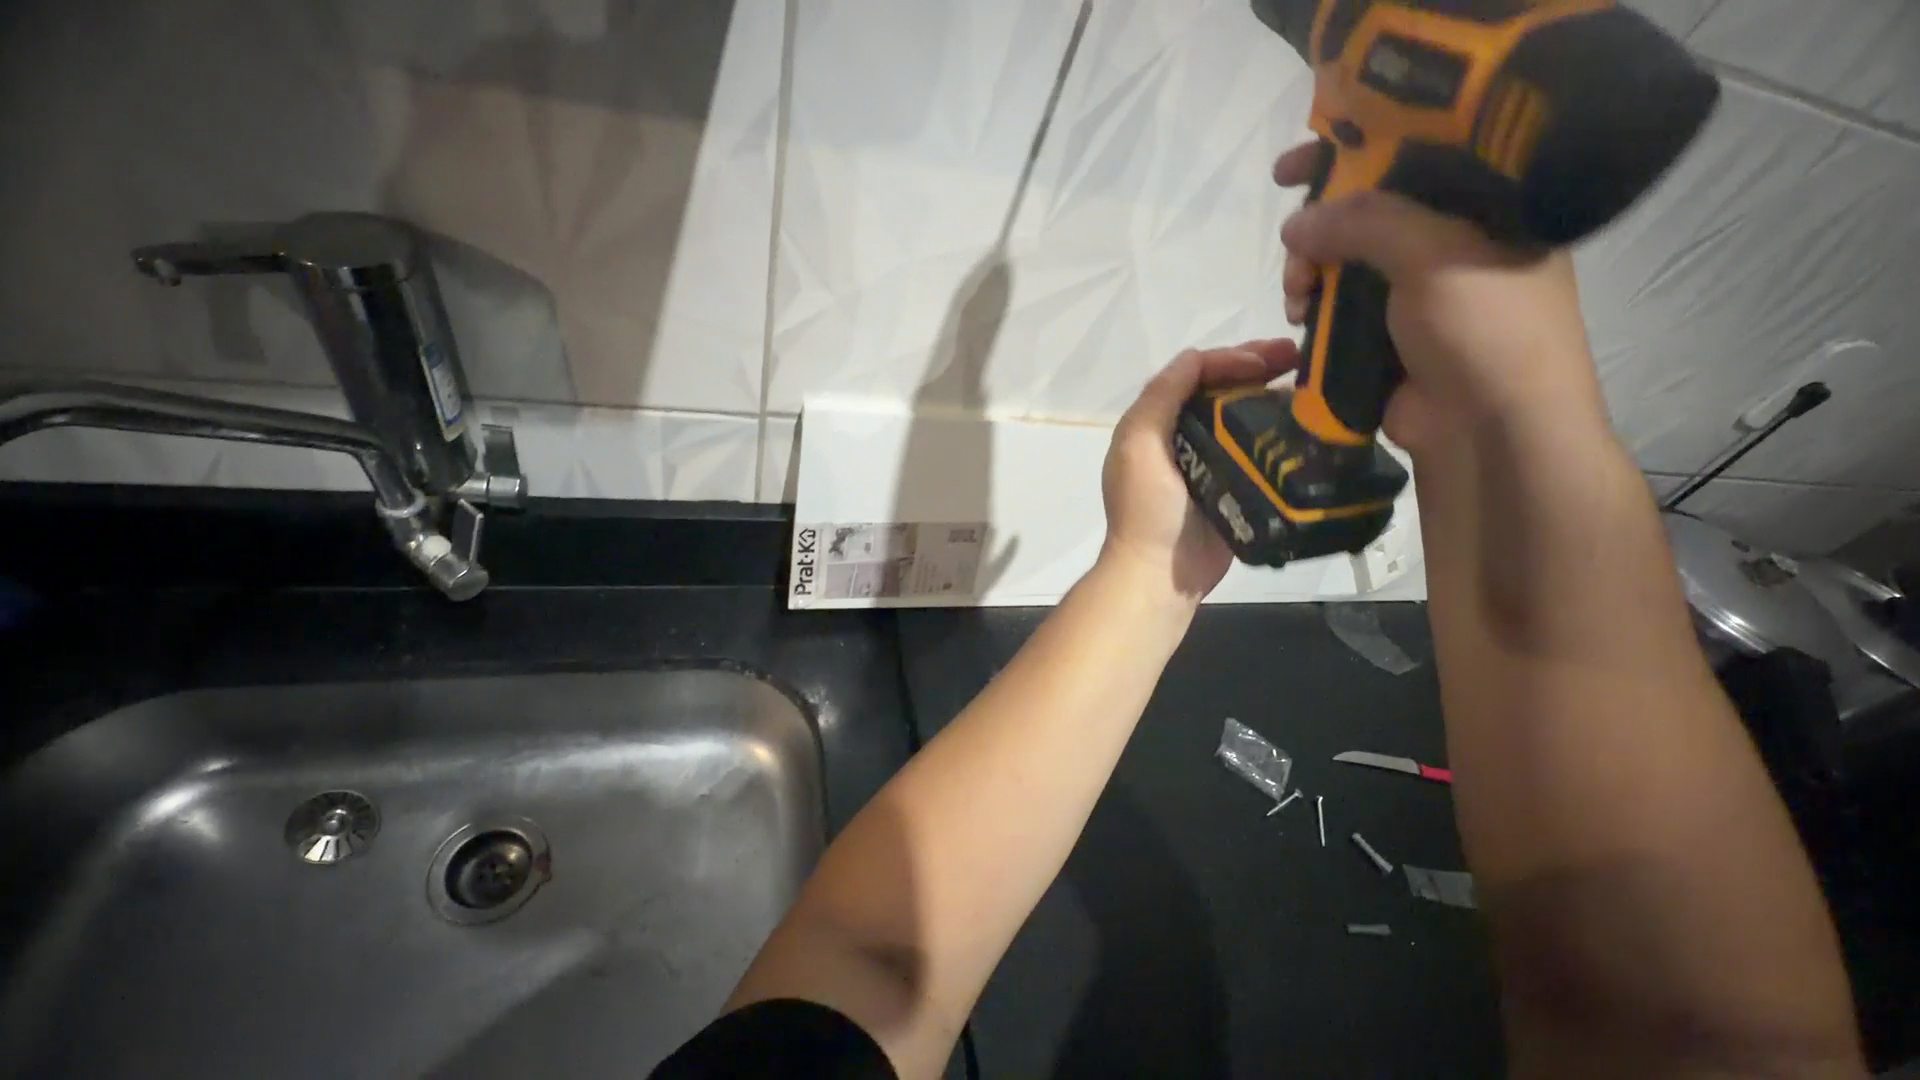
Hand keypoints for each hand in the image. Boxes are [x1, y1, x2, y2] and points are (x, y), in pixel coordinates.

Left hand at [1100, 341, 1297, 604]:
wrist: (1159, 573)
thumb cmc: (1147, 507)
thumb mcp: (1138, 444)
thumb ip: (1160, 397)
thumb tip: (1195, 357)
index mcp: (1157, 423)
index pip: (1195, 374)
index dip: (1231, 359)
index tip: (1270, 358)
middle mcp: (1182, 436)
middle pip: (1222, 390)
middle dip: (1259, 369)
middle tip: (1300, 358)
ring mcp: (1209, 462)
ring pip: (1243, 417)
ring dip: (1273, 397)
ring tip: (1311, 387)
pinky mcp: (1233, 486)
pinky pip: (1257, 450)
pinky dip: (1279, 433)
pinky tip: (1306, 424)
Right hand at [1272, 143, 1607, 451]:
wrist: (1490, 430)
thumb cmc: (1484, 327)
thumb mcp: (1431, 253)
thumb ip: (1362, 223)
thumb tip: (1295, 225)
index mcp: (1486, 207)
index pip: (1415, 156)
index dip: (1355, 149)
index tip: (1298, 161)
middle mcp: (1453, 243)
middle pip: (1369, 212)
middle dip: (1320, 225)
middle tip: (1291, 242)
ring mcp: (1418, 293)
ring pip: (1346, 262)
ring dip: (1311, 271)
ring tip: (1297, 295)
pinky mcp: (1387, 335)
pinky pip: (1339, 307)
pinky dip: (1314, 308)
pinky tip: (1300, 316)